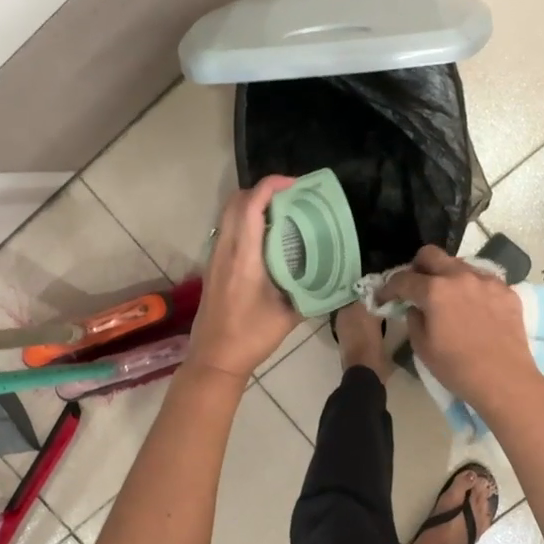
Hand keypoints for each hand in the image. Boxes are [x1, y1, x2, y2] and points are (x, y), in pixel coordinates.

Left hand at [186, 175, 302, 380]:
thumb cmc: (251, 337)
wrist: (214, 359)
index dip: (271, 186)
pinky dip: (245, 222)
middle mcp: (225, 251)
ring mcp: (215, 258)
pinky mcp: (212, 267)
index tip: (294, 184)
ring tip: (281, 214)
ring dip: (252, 206)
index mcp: (244, 257)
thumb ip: (308, 290)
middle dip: (262, 191)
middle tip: (290, 197)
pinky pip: (227, 231)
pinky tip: (266, 240)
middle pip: (236, 202)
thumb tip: (331, 276)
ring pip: (228, 215)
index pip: (251, 206)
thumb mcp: (288, 315)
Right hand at [375, 246, 543, 416]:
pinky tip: (475, 309)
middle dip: (418, 267)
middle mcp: (460, 276)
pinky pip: (483, 281)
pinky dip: (472, 289)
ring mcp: (487, 281)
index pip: (403, 279)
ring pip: (460, 265)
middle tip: (416, 286)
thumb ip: (413, 319)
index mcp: (434, 290)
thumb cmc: (457, 368)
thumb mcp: (422, 347)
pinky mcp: (507, 291)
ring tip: (449, 299)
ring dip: (448, 276)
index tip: (385, 297)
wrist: (504, 379)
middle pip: (431, 255)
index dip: (389, 288)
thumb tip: (416, 307)